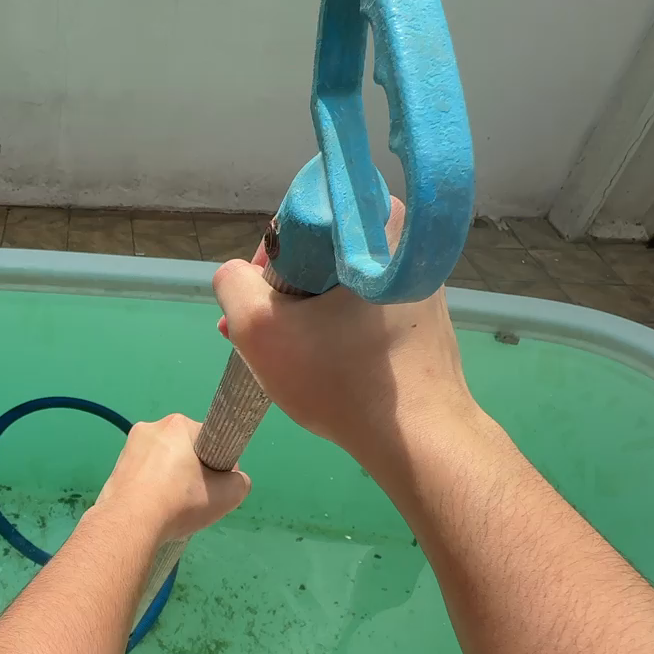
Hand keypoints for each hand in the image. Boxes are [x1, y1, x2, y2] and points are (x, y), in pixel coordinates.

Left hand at [93, 414, 250, 542]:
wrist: (130, 524)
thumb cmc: (180, 502)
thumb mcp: (228, 494)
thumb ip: (239, 481)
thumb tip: (230, 480)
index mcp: (177, 424)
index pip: (208, 438)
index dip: (217, 461)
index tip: (215, 482)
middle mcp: (149, 428)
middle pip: (183, 449)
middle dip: (191, 470)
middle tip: (193, 498)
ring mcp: (128, 448)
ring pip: (161, 463)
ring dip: (169, 480)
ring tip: (171, 507)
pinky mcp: (114, 469)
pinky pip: (142, 476)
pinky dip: (150, 489)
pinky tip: (153, 509)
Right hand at [210, 198, 479, 472]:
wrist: (413, 436)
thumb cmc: (337, 376)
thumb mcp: (258, 327)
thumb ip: (232, 285)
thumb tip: (239, 277)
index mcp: (376, 222)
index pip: (301, 217)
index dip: (266, 261)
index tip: (259, 306)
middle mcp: (405, 240)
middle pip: (317, 254)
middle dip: (280, 295)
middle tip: (261, 338)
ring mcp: (416, 281)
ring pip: (336, 285)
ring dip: (301, 316)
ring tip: (283, 359)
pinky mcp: (421, 317)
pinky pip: (359, 311)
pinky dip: (332, 332)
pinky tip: (319, 368)